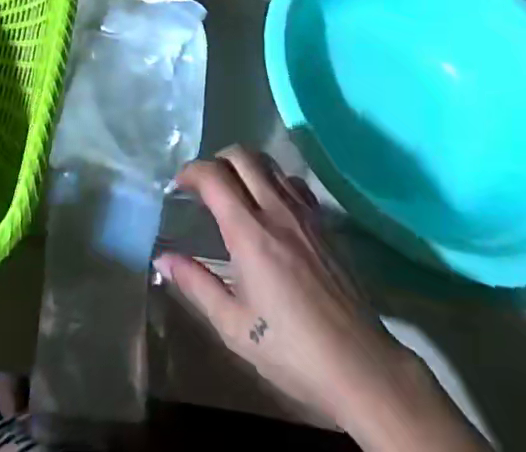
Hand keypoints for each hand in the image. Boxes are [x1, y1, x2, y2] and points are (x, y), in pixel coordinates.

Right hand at [155, 148, 414, 427]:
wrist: (363, 368)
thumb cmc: (291, 349)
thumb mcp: (233, 325)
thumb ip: (196, 284)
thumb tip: (162, 259)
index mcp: (249, 233)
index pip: (213, 176)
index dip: (189, 172)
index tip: (177, 188)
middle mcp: (277, 213)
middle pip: (243, 156)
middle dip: (216, 161)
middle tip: (203, 186)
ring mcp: (306, 218)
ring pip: (271, 164)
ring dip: (245, 167)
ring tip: (233, 192)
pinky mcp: (327, 229)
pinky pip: (295, 184)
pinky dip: (273, 181)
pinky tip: (268, 208)